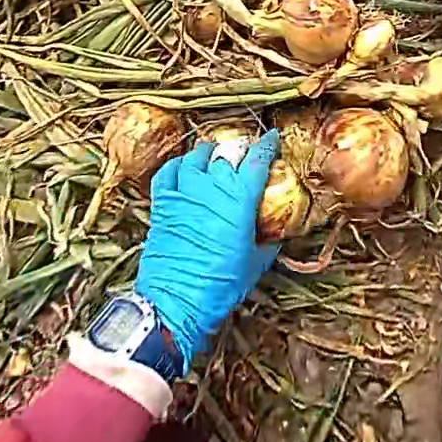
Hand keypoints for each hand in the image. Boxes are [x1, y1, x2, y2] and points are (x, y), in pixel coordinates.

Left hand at [133, 131, 280, 360]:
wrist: (175, 303)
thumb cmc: (220, 285)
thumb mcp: (255, 263)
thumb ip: (268, 242)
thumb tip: (277, 234)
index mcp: (241, 197)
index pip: (258, 158)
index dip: (268, 144)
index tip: (272, 137)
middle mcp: (213, 186)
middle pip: (228, 152)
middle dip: (239, 149)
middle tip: (244, 153)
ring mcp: (185, 192)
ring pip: (196, 156)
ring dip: (208, 152)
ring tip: (213, 154)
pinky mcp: (163, 204)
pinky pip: (167, 172)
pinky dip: (177, 165)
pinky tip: (183, 167)